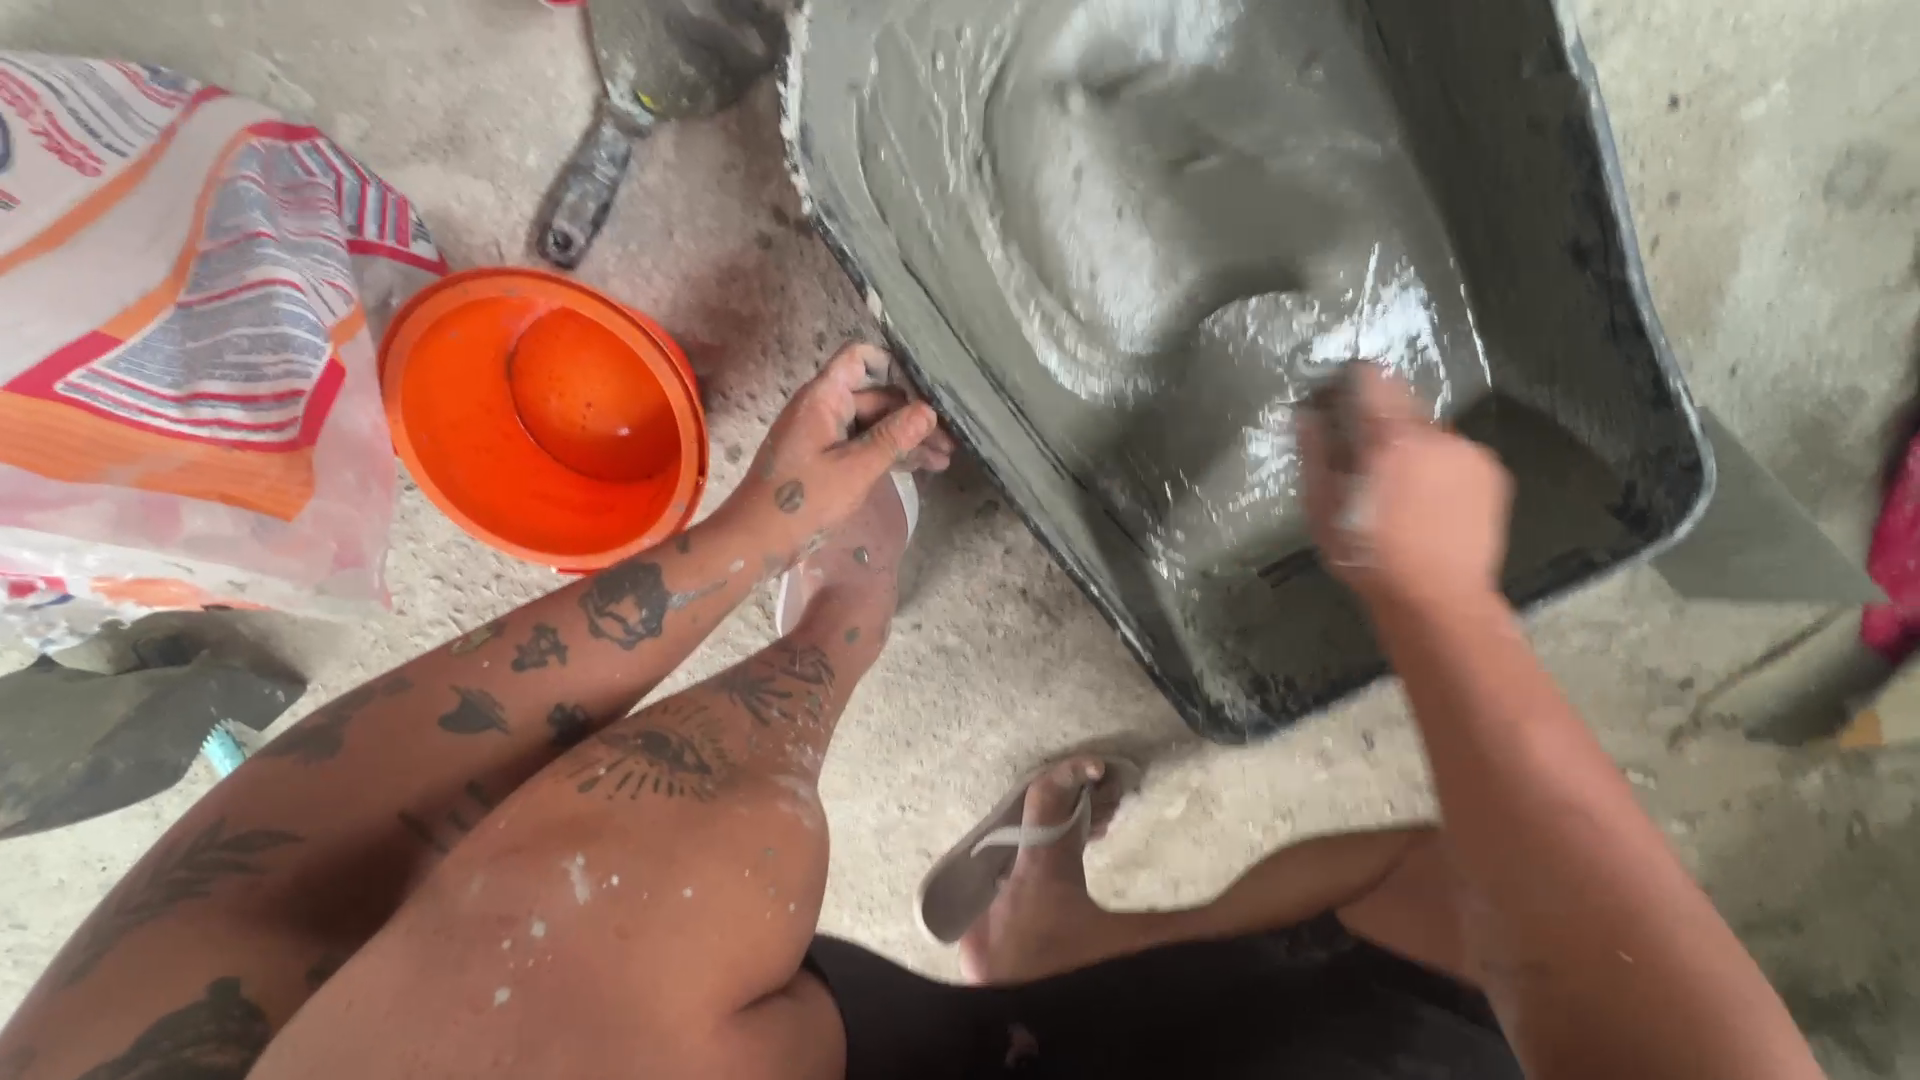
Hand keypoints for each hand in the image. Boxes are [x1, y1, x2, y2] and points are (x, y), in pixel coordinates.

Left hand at [722, 342, 954, 564]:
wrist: (756, 540)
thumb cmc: (803, 501)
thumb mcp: (856, 469)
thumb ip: (893, 438)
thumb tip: (929, 411)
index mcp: (823, 398)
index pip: (859, 358)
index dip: (894, 366)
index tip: (928, 389)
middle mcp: (823, 408)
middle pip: (875, 396)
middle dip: (912, 416)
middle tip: (949, 440)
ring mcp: (823, 434)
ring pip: (872, 425)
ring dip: (906, 440)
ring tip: (943, 460)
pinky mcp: (824, 459)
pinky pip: (862, 445)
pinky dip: (888, 454)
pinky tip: (920, 468)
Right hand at [1300, 365, 1511, 613]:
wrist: (1438, 600)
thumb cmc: (1368, 557)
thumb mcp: (1323, 509)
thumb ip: (1314, 455)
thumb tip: (1306, 415)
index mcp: (1392, 439)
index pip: (1373, 380)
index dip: (1352, 379)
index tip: (1337, 388)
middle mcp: (1438, 436)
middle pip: (1403, 405)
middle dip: (1379, 422)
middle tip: (1362, 457)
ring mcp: (1471, 455)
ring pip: (1431, 433)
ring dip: (1410, 446)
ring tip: (1396, 486)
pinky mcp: (1494, 475)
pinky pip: (1456, 456)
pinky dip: (1438, 465)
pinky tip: (1427, 500)